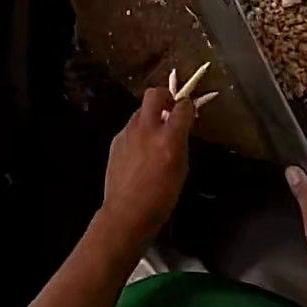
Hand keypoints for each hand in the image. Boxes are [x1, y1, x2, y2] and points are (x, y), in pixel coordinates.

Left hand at [97, 88, 195, 246]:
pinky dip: (139, 132)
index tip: (190, 111)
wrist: (126, 212)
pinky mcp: (116, 140)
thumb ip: (182, 143)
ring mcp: (128, 133)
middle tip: (171, 110)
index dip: (188, 106)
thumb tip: (183, 127)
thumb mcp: (181, 170)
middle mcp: (147, 130)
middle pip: (154, 94)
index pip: (182, 106)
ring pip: (141, 110)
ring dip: (151, 116)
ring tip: (156, 135)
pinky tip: (141, 151)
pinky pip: (131, 127)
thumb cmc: (161, 198)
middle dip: (165, 96)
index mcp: (169, 139)